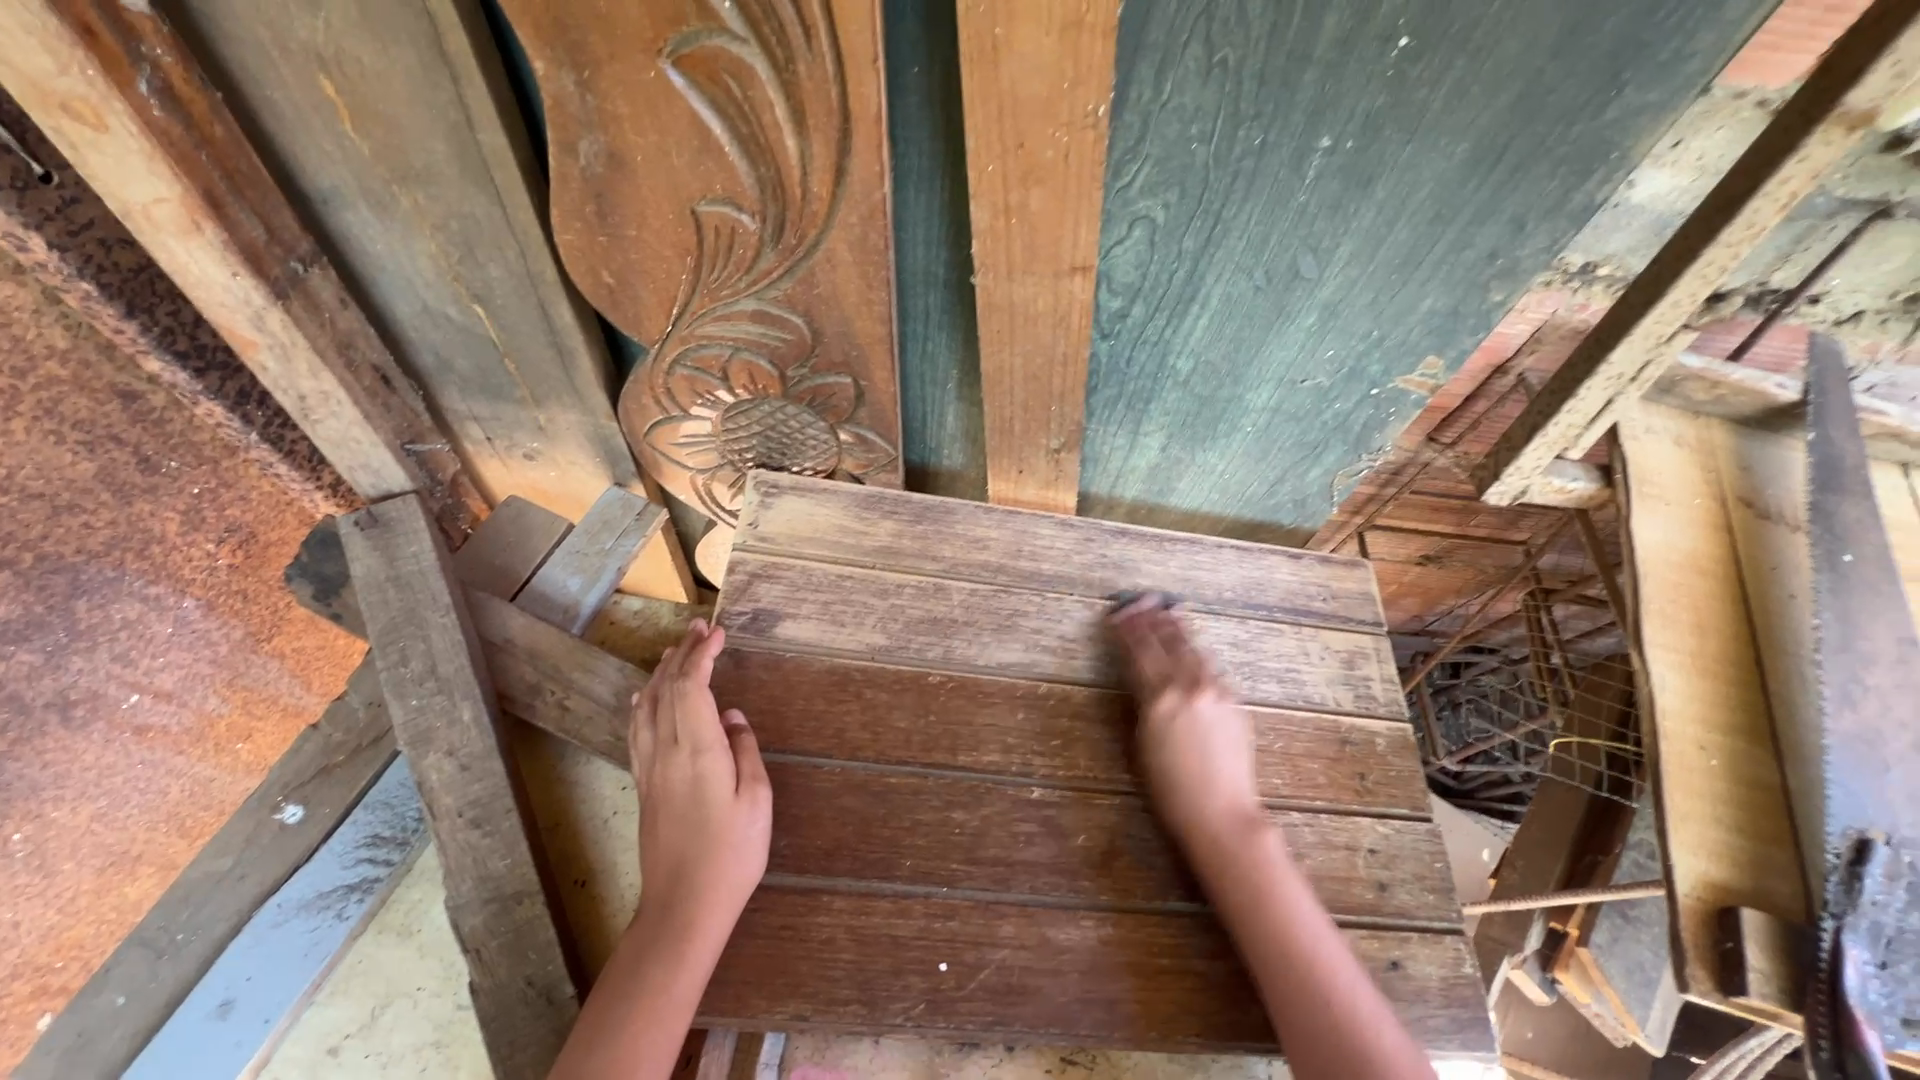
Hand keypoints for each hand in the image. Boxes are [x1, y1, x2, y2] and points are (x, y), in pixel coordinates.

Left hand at [627, 619, 771, 938]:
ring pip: (647, 706)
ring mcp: (650, 769)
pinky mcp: (644, 786)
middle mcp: (666, 751)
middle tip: (700, 629)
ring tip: (675, 651)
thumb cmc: (731, 855)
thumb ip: (745, 751)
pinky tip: (644, 696)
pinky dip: (643, 703)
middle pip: (666, 689)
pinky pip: (637, 730)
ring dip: (661, 673)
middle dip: (683, 654)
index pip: (693, 687)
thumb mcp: (756, 801)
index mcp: (697, 750)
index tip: (719, 633)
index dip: (703, 655)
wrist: (683, 906)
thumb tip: (733, 717)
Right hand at [1108, 595, 1267, 856]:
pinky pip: (1211, 668)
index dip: (1125, 629)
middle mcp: (1188, 685)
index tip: (1116, 613)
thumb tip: (1139, 680)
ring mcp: (1216, 691)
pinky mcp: (1234, 701)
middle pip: (1168, 641)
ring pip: (1194, 649)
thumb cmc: (1169, 789)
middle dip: (1152, 618)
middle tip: (1142, 599)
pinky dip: (1196, 654)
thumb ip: (1140, 704)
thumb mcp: (1140, 743)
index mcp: (1158, 697)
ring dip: (1177, 629)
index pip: (1138, 650)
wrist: (1220, 812)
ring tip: (1168, 610)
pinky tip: (1192, 650)